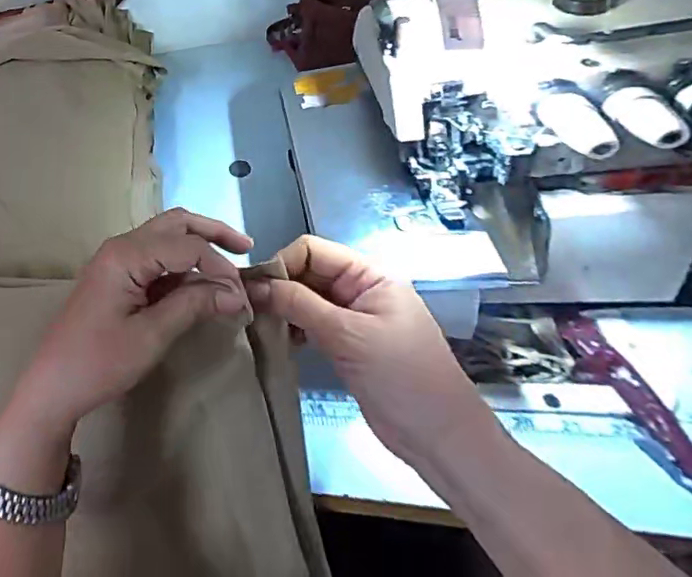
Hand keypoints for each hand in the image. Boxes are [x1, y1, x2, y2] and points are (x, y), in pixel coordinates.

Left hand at [1, 209, 252, 437]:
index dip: (219, 266)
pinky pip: (155, 256)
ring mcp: (116, 258)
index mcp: (126, 255)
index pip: (186, 245)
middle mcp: (121, 246)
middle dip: (212, 232)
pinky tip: (201, 280)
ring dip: (197, 244)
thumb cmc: (99, 362)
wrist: (53, 384)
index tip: (242, 297)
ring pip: (165, 235)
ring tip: (230, 263)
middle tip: (246, 248)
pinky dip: (181, 262)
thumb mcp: (150, 336)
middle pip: (175, 223)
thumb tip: (235, 293)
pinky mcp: (117, 274)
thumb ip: (192, 305)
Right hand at [247, 235, 479, 461]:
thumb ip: (299, 305)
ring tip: (260, 326)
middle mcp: (359, 289)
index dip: (282, 264)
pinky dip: (292, 329)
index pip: (312, 250)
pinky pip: (310, 324)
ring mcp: (352, 318)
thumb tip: (254, 285)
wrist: (442, 441)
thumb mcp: (348, 336)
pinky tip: (278, 341)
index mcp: (369, 275)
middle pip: (307, 272)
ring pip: (305, 299)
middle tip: (249, 309)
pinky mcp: (346, 344)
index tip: (255, 289)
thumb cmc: (403, 378)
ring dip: (282, 309)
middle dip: (278, 287)